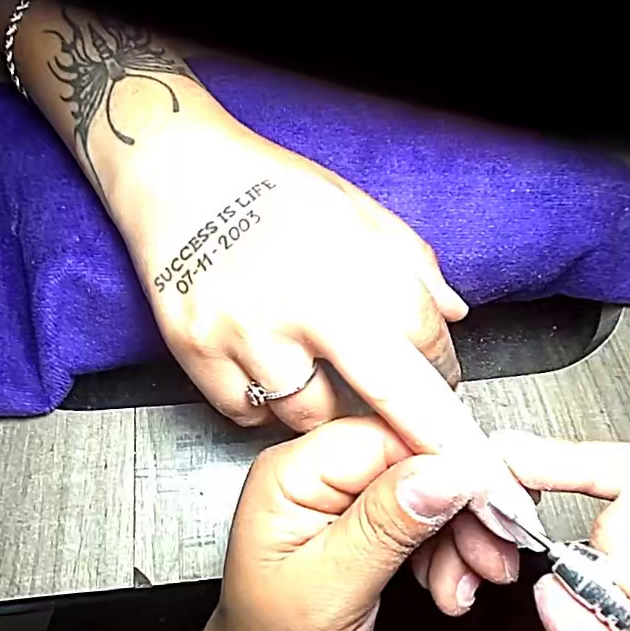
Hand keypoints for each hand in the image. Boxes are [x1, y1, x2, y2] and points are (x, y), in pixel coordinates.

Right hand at [107, 113, 464, 432]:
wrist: (178, 175)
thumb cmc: (266, 186)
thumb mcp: (350, 205)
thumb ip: (409, 260)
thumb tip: (451, 313)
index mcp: (350, 256)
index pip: (426, 338)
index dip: (443, 371)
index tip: (443, 388)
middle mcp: (301, 298)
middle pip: (389, 392)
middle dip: (428, 433)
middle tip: (441, 455)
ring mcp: (245, 329)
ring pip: (309, 414)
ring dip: (322, 403)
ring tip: (309, 369)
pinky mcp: (196, 348)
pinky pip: (246, 411)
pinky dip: (261, 401)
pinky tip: (261, 366)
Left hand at [174, 418, 492, 630]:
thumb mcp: (330, 591)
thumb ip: (384, 528)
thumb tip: (445, 473)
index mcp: (289, 472)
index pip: (381, 435)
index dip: (448, 464)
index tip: (499, 504)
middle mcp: (311, 469)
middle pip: (407, 457)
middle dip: (459, 507)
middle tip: (492, 556)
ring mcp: (334, 489)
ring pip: (421, 485)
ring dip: (457, 534)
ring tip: (463, 585)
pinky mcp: (356, 512)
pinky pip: (417, 510)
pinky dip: (445, 546)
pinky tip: (449, 582)